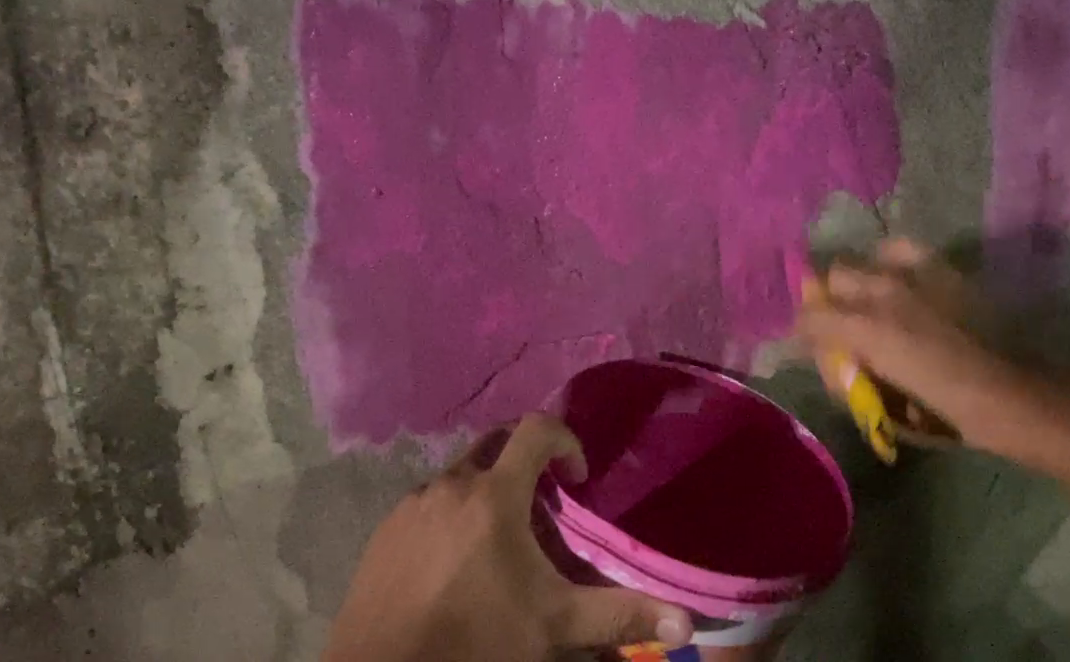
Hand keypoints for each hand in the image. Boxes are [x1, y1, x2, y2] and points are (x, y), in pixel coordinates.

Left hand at [323, 413, 692, 661]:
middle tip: (543, 503)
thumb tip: (685, 622)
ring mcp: (411, 507)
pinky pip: (428, 503)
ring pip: (460, 475)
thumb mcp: (553, 626)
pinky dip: (451, 515)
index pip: (536, 429)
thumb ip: (618, 614)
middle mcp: (451, 485)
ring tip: (500, 540)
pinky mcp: (383, 534)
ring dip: (487, 489)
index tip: (576, 479)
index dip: (565, 441)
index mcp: (494, 493)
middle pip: (496, 443)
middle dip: (525, 459)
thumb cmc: (474, 641)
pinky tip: (454, 564)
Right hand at [797, 238, 1033, 454]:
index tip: (809, 345)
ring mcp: (914, 274)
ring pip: (865, 259)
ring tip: (870, 303)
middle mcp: (884, 292)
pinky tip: (900, 282)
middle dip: (829, 300)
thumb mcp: (889, 408)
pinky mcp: (942, 268)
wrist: (1014, 394)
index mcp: (869, 331)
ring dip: (859, 281)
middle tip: (840, 325)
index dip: (802, 331)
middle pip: (834, 277)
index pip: (810, 318)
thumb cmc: (951, 415)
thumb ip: (855, 380)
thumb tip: (840, 363)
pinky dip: (892, 263)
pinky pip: (901, 251)